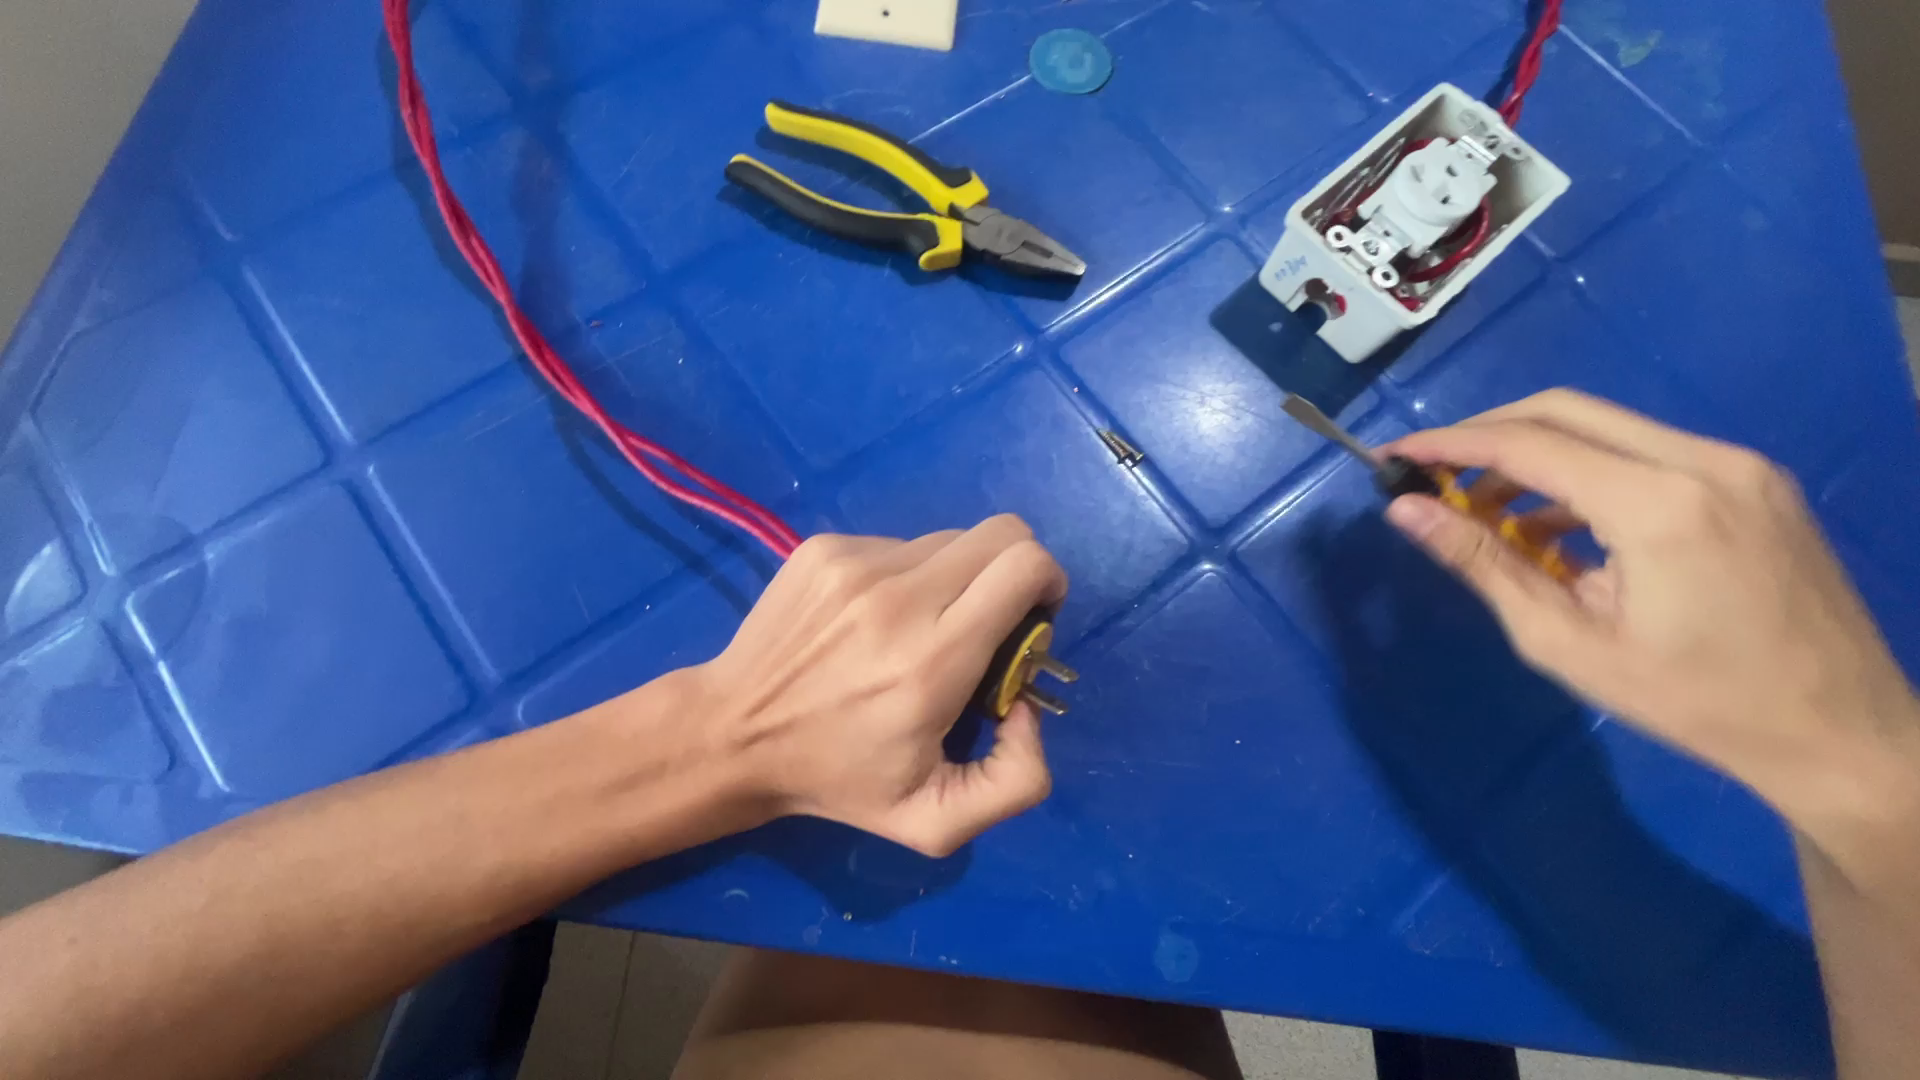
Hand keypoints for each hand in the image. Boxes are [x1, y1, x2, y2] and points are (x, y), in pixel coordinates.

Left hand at [695, 515, 1067, 855]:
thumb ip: (1017, 780)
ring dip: (958, 578)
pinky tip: (874, 620)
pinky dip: (908, 576)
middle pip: (1002, 533)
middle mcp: (898, 596)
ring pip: (950, 540)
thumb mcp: (936, 823)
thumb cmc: (838, 780)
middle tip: (992, 621)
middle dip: (1017, 572)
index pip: (1025, 567)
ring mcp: (856, 563)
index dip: (1049, 582)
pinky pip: (900, 545)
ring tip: (922, 628)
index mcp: (934, 659)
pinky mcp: (823, 548)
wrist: (731, 735)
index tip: (1035, 619)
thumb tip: (1027, 705)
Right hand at [1382, 390, 1919, 819]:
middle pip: (1562, 411)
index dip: (1447, 445)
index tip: (1391, 457)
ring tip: (1483, 513)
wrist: (1843, 735)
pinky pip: (1641, 453)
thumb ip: (1481, 563)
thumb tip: (1404, 511)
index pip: (1526, 444)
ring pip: (1602, 427)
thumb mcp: (1563, 639)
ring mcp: (1738, 467)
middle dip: (1482, 435)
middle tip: (1429, 474)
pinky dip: (1580, 475)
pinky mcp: (1751, 482)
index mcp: (1658, 504)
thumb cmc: (1690, 700)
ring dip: (1530, 456)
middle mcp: (1705, 462)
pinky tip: (1552, 528)